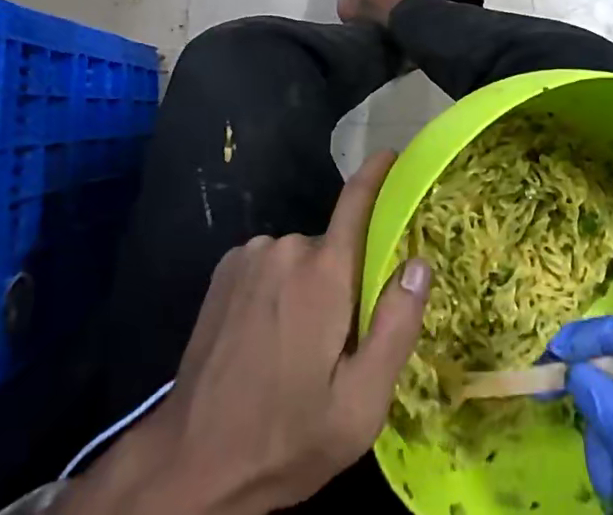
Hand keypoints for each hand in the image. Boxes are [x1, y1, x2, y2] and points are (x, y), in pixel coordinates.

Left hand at [58, 149, 431, 514]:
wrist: (193, 458)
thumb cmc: (287, 436)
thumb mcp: (360, 403)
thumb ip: (396, 326)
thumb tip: (419, 263)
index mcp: (323, 274)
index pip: (357, 204)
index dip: (377, 175)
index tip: (392, 153)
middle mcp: (285, 248)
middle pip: (334, 248)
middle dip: (346, 280)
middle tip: (340, 343)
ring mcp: (248, 256)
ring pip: (301, 259)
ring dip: (310, 288)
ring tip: (296, 350)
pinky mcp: (224, 270)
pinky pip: (271, 264)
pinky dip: (279, 289)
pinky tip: (266, 337)